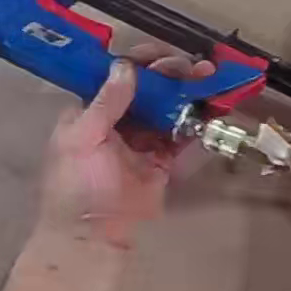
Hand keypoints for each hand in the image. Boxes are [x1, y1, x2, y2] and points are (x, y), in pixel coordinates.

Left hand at [34, 44, 214, 249]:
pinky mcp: (163, 163)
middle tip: (196, 68)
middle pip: (150, 91)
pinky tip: (213, 110)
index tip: (164, 55)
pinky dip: (199, 125)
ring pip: (169, 110)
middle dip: (173, 76)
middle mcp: (120, 122)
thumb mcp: (81, 138)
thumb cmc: (77, 184)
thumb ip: (106, 102)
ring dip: (189, 95)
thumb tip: (126, 66)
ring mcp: (143, 142)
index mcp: (92, 111)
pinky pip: (183, 139)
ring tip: (210, 82)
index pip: (119, 77)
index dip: (141, 61)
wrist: (93, 235)